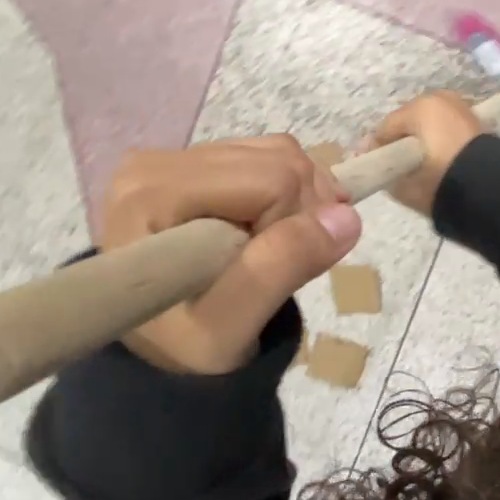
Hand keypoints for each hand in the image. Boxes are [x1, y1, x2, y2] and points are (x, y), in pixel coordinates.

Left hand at [99, 135, 362, 374]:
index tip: (281, 271)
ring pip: (280, 153)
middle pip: (278, 159)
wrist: (160, 346)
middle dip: (304, 211)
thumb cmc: (186, 344)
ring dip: (301, 202)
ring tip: (281, 249)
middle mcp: (157, 163)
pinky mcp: (194, 162)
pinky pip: (269, 157)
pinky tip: (274, 230)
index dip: (296, 224)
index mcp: (154, 194)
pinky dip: (290, 193)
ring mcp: (175, 158)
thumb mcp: (231, 324)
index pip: (271, 179)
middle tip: (289, 262)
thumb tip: (345, 218)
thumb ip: (280, 269)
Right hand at [372, 91, 485, 214]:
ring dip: (425, 140)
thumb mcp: (405, 182)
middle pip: (411, 121)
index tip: (375, 166)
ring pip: (432, 124)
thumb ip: (383, 168)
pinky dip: (443, 141)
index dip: (378, 147)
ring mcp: (463, 108)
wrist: (488, 189)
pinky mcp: (479, 123)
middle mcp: (442, 99)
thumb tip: (371, 155)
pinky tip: (442, 161)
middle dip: (404, 140)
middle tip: (400, 166)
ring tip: (422, 166)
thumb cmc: (440, 179)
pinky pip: (450, 131)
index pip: (387, 127)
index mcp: (421, 107)